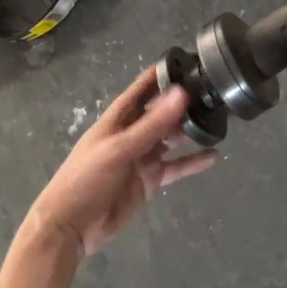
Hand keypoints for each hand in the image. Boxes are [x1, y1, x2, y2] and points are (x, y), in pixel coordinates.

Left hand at [26, 66, 218, 256]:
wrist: (69, 228)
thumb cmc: (86, 180)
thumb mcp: (119, 149)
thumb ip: (152, 124)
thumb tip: (182, 92)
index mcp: (119, 118)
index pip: (144, 87)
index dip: (164, 72)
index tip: (191, 59)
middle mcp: (132, 132)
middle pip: (162, 111)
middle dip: (184, 101)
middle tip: (214, 91)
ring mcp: (142, 157)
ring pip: (172, 137)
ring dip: (190, 129)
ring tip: (218, 118)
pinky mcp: (149, 180)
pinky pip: (175, 166)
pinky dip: (193, 161)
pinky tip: (214, 155)